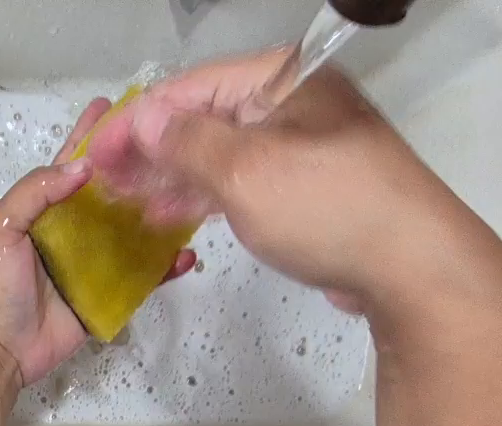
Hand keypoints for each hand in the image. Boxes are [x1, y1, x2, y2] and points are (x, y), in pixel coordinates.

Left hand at [0, 98, 195, 387]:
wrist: (1, 347)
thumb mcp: (1, 227)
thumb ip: (34, 192)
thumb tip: (82, 169)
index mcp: (45, 212)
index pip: (72, 167)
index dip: (92, 138)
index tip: (116, 106)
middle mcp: (73, 232)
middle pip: (110, 194)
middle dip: (137, 169)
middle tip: (169, 143)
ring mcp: (93, 264)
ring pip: (133, 232)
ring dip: (159, 214)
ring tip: (191, 192)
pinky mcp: (108, 296)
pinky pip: (142, 278)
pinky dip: (164, 267)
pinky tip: (186, 254)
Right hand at [84, 52, 493, 314]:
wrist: (406, 265)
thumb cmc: (325, 208)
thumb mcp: (246, 172)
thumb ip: (188, 144)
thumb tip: (144, 120)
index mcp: (279, 83)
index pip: (190, 91)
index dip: (136, 122)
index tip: (95, 154)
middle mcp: (288, 108)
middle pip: (202, 121)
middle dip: (149, 152)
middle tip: (102, 182)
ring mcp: (298, 151)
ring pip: (219, 157)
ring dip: (170, 179)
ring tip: (125, 202)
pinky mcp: (303, 191)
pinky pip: (239, 185)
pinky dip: (203, 199)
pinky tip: (170, 217)